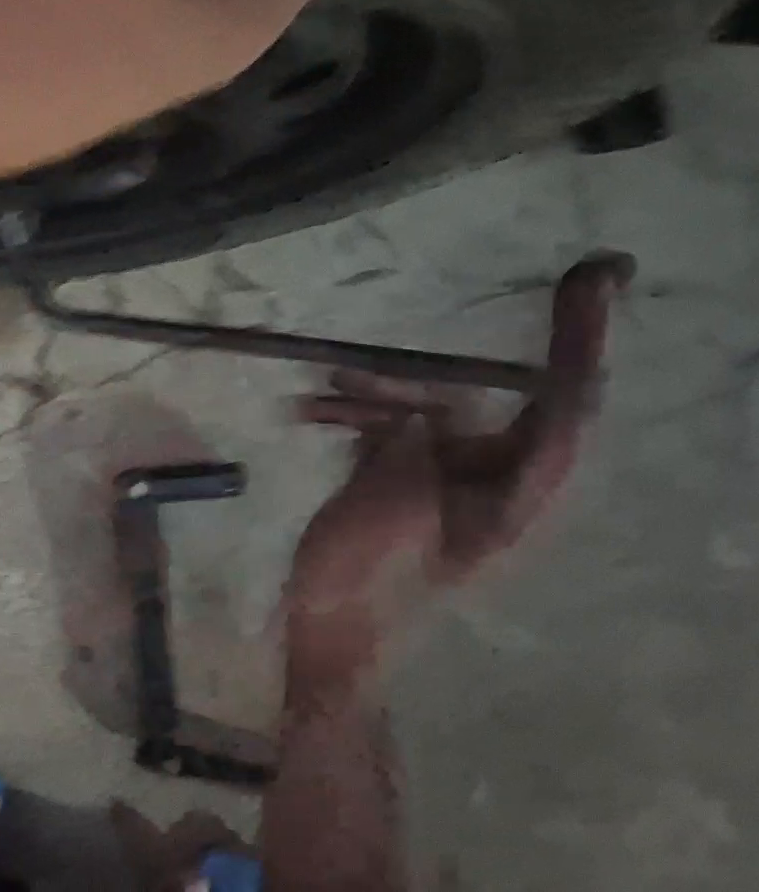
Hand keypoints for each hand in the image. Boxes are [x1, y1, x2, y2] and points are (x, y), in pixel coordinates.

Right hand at [284, 253, 632, 682]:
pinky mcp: (398, 476)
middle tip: (356, 361)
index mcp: (517, 495)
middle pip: (479, 398)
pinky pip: (386, 425)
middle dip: (421, 372)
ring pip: (422, 407)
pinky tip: (310, 411)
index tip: (593, 277)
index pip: (565, 407)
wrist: (330, 628)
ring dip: (374, 391)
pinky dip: (353, 413)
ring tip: (321, 386)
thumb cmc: (369, 580)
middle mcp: (492, 478)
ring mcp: (442, 475)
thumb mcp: (393, 511)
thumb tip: (414, 414)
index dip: (582, 341)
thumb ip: (412, 451)